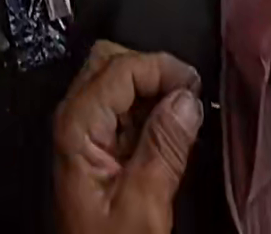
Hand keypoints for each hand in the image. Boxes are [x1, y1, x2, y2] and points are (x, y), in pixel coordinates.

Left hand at [53, 41, 204, 233]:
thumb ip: (164, 147)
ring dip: (150, 86)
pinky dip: (146, 108)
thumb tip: (188, 97)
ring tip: (185, 110)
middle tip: (190, 93)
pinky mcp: (94, 147)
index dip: (160, 67)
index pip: (119, 67)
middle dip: (151, 68)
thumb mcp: (142, 209)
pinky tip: (170, 127)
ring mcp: (82, 130)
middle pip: (109, 61)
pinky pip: (119, 108)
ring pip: (114, 80)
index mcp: (77, 124)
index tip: (196, 84)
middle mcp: (74, 116)